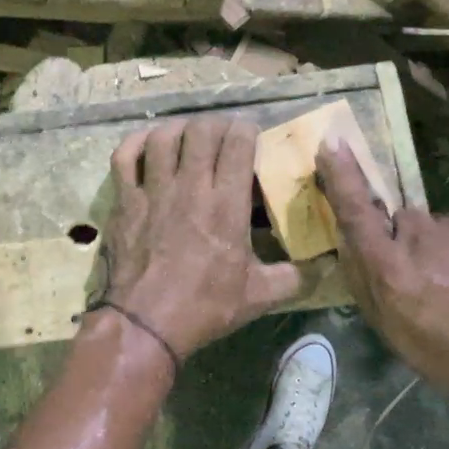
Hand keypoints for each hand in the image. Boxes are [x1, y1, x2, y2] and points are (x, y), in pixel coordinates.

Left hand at [101, 116, 302, 359]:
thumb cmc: (204, 306)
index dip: (246, 129)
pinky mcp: (125, 201)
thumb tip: (324, 266)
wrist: (146, 323)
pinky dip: (135, 144)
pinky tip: (146, 145)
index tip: (249, 135)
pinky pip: (124, 157)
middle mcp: (189, 187)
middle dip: (214, 125)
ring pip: (163, 137)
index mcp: (226, 205)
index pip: (237, 143)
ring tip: (186, 137)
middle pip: (200, 131)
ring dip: (178, 130)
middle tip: (220, 136)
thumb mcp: (259, 296)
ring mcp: (153, 191)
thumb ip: (294, 276)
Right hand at [317, 141, 448, 418]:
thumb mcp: (396, 336)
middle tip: (429, 281)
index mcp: (392, 270)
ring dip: (445, 250)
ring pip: (439, 229)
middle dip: (406, 241)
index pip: (356, 211)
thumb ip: (368, 285)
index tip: (333, 141)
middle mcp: (422, 238)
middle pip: (401, 222)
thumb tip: (350, 244)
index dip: (341, 175)